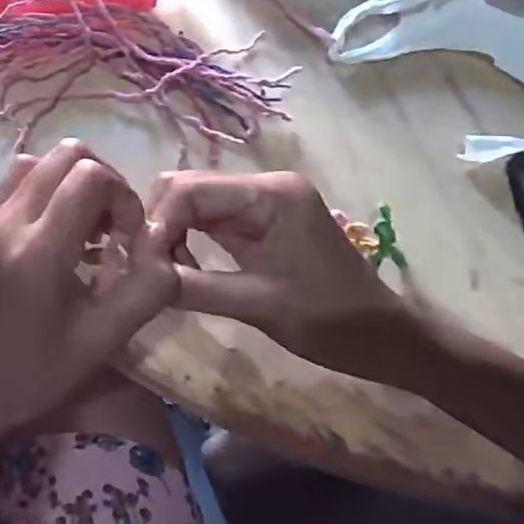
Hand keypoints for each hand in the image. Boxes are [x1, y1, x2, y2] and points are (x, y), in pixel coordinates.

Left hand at [0, 141, 178, 446]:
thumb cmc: (38, 369)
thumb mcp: (103, 340)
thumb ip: (145, 291)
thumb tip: (165, 251)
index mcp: (40, 249)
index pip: (91, 177)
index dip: (124, 197)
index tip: (129, 238)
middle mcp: (13, 219)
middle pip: (68, 153)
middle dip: (105, 180)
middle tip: (115, 224)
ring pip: (44, 158)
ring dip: (77, 178)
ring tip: (91, 221)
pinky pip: (24, 174)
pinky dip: (52, 183)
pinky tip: (65, 222)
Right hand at [146, 171, 421, 380]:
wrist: (387, 339)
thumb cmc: (331, 322)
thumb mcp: (258, 305)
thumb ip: (194, 287)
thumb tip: (137, 279)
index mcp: (270, 194)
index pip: (190, 190)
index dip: (157, 224)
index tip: (136, 265)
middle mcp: (263, 184)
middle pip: (187, 188)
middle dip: (159, 225)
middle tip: (143, 269)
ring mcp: (262, 200)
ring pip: (194, 203)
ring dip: (170, 233)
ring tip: (158, 272)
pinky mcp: (260, 219)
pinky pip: (210, 219)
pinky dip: (188, 240)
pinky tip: (182, 269)